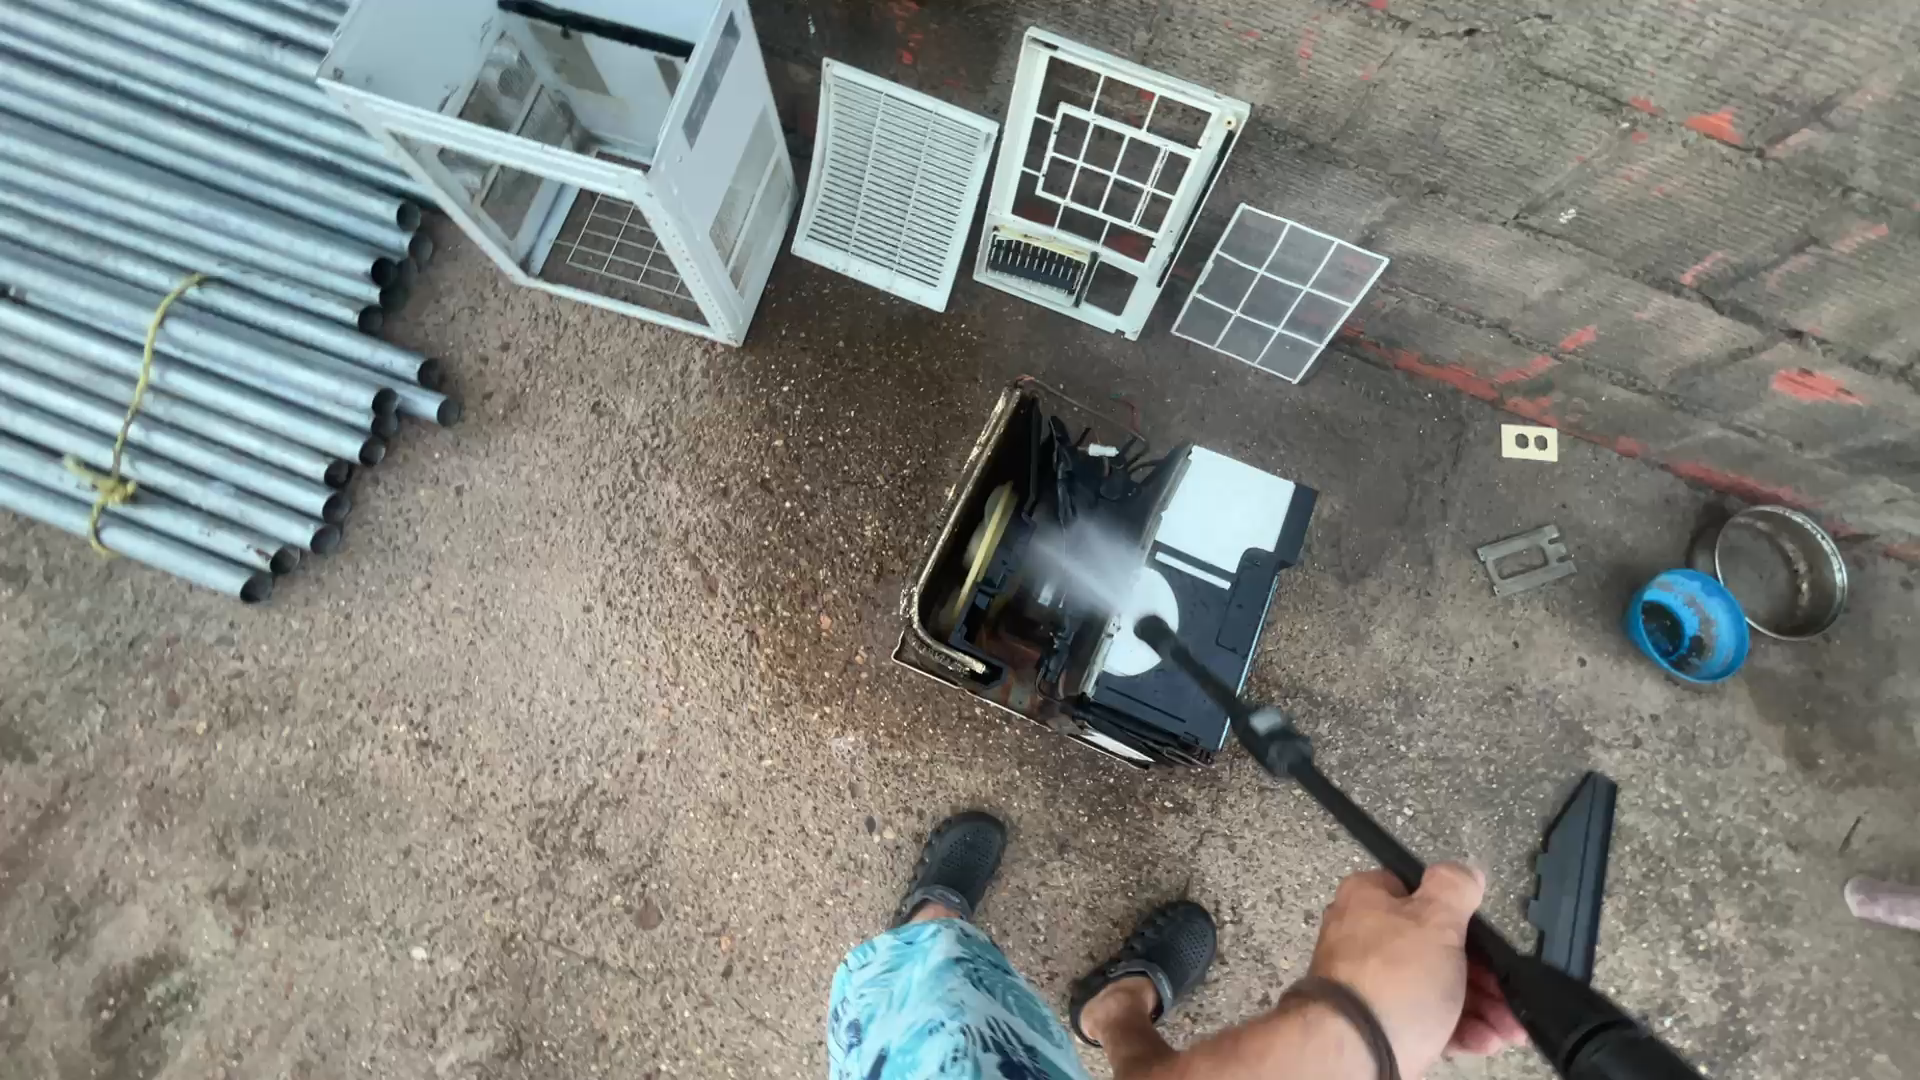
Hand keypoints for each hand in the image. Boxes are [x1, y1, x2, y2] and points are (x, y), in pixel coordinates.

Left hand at [1307, 864, 1527, 1077]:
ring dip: (1477, 1006)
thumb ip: (1453, 890)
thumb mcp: (1435, 921)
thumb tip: (1464, 869)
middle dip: (1481, 975)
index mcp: (1368, 897)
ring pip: (1432, 984)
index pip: (1419, 895)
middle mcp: (1361, 930)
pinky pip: (1420, 1014)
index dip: (1461, 921)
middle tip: (1509, 999)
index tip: (1493, 948)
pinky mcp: (1374, 1012)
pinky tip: (1480, 1041)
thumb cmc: (1392, 977)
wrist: (1356, 1044)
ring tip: (1507, 1029)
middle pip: (1432, 946)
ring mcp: (1366, 974)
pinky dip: (1454, 1027)